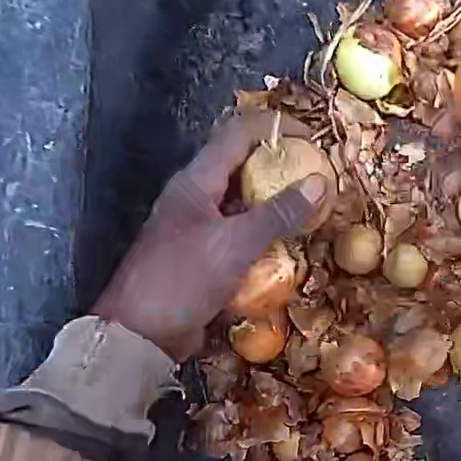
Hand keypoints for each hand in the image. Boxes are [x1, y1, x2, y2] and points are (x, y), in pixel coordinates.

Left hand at [92, 112, 331, 359]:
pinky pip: (244, 228)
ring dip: (278, 197)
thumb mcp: (236, 244)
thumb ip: (279, 213)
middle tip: (320, 173)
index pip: (238, 133)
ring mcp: (200, 224)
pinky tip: (291, 240)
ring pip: (246, 198)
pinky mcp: (207, 250)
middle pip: (244, 163)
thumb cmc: (183, 279)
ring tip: (314, 204)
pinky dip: (269, 228)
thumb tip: (320, 182)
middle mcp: (198, 196)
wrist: (140, 333)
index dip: (276, 128)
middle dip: (282, 163)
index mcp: (196, 182)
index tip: (313, 137)